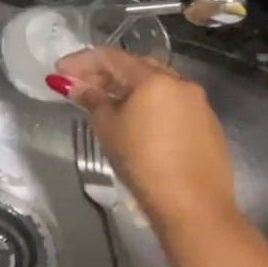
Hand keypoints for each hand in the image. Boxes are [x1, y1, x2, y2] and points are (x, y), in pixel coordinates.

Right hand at [54, 47, 238, 225]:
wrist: (195, 209)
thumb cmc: (143, 161)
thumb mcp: (107, 126)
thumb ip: (90, 98)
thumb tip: (70, 84)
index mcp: (154, 79)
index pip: (110, 57)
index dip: (80, 61)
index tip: (59, 71)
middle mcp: (180, 84)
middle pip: (135, 66)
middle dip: (104, 73)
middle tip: (80, 84)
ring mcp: (199, 106)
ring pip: (156, 84)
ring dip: (127, 87)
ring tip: (105, 101)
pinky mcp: (208, 127)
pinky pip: (171, 103)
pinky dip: (149, 103)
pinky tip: (135, 119)